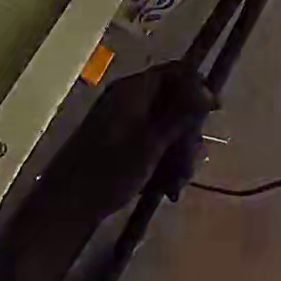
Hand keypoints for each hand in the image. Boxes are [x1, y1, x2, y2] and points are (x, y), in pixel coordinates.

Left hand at [36, 60, 214, 223]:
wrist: (65, 209)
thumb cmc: (110, 170)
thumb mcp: (152, 142)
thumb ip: (181, 114)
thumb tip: (209, 90)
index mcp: (133, 90)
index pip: (175, 71)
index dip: (197, 88)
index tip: (214, 112)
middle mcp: (129, 99)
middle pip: (174, 103)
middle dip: (187, 134)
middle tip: (190, 162)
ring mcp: (123, 121)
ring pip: (166, 127)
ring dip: (177, 154)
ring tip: (176, 184)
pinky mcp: (119, 144)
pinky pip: (152, 144)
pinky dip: (162, 162)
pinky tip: (166, 188)